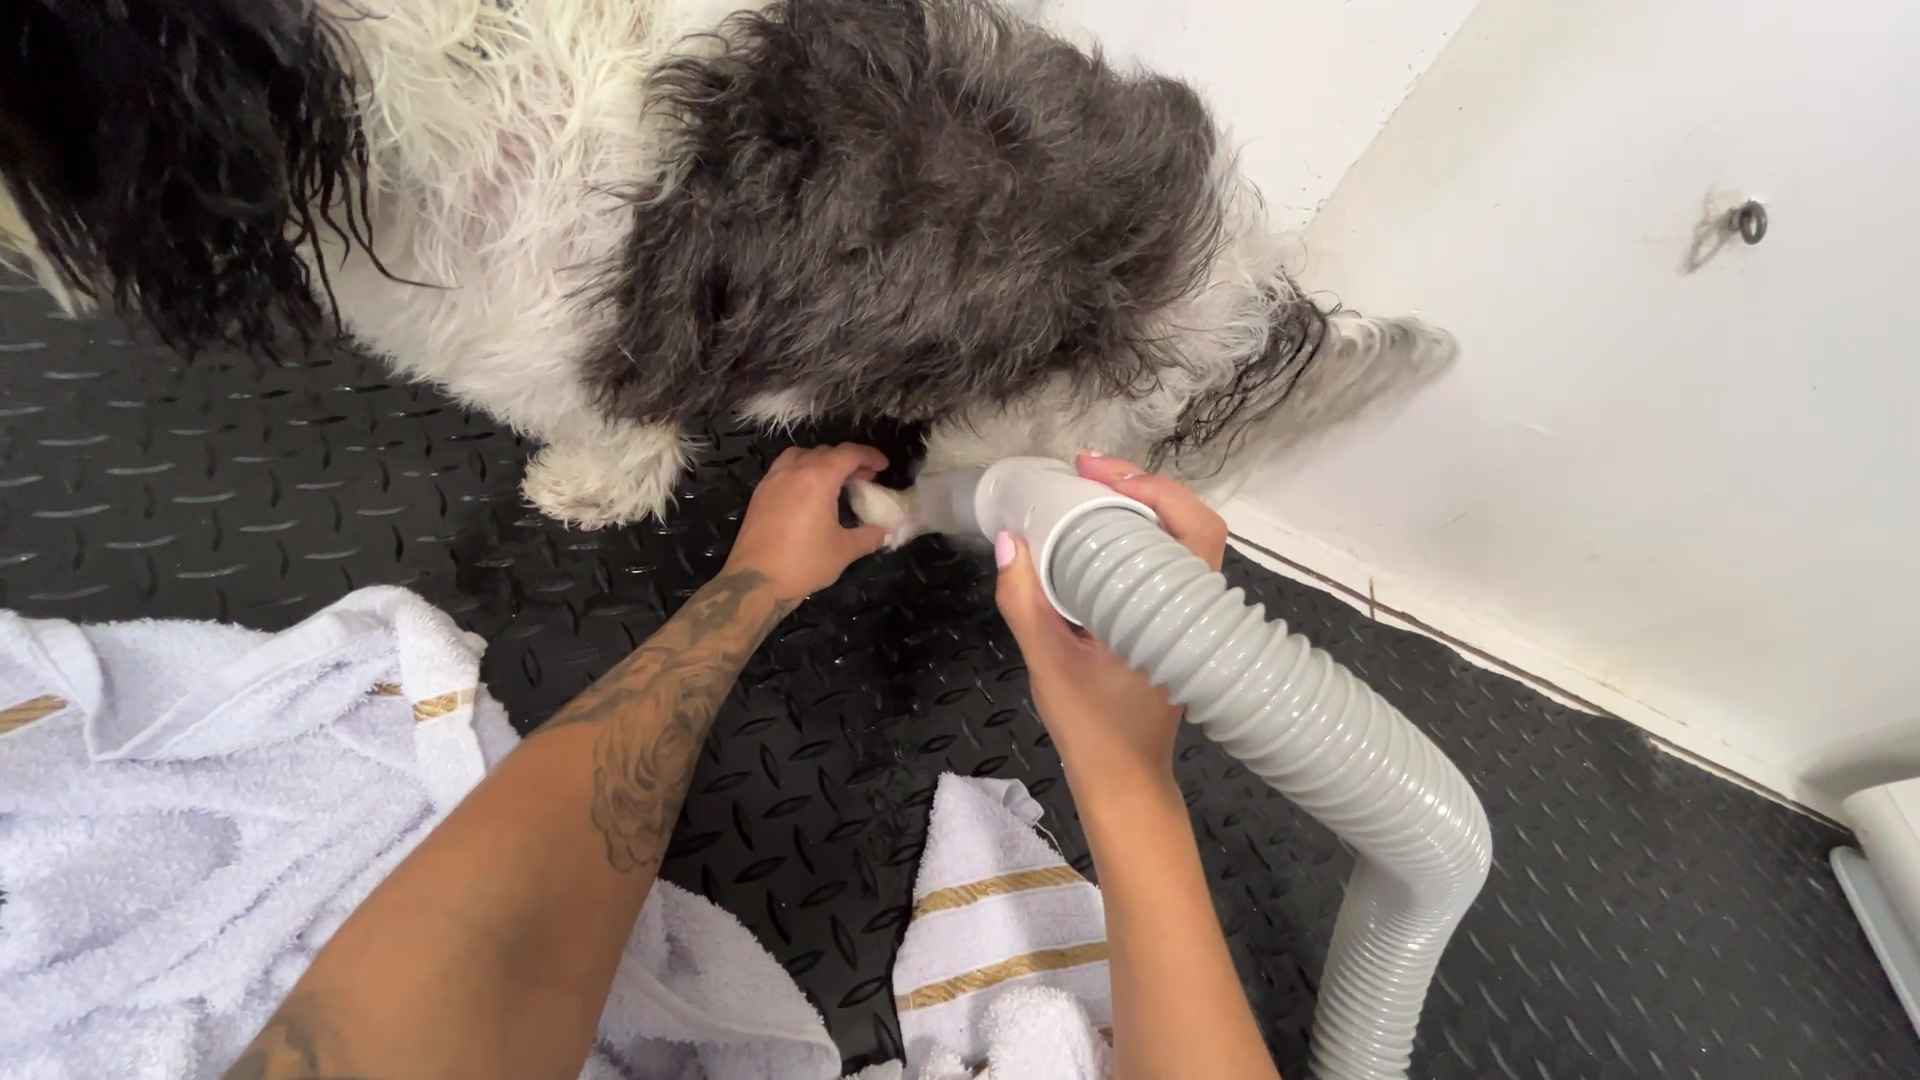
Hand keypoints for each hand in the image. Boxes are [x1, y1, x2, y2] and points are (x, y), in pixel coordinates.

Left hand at [724, 443, 890, 603]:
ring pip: (800, 456)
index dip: (869, 456)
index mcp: (818, 479)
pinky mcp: (759, 494)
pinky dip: (801, 471)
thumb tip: (886, 533)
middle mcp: (793, 471)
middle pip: (825, 452)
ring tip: (834, 480)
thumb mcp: (844, 550)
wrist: (756, 581)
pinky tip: (807, 493)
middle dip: (848, 461)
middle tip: (864, 477)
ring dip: (821, 461)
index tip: (883, 466)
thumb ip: (869, 537)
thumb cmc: (804, 563)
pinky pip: (783, 469)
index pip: (848, 454)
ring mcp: (772, 480)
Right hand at [993, 451, 1229, 789]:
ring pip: (1179, 541)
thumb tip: (1008, 541)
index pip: (1193, 528)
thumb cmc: (1091, 725)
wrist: (1121, 777)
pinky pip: (1163, 563)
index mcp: (1175, 611)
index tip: (1095, 472)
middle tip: (1087, 471)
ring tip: (1090, 491)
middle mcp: (1193, 606)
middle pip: (1192, 523)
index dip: (1152, 487)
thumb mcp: (1047, 662)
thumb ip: (1023, 601)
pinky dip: (1137, 537)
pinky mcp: (1170, 624)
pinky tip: (1100, 534)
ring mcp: (1186, 615)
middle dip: (1142, 486)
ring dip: (1141, 509)